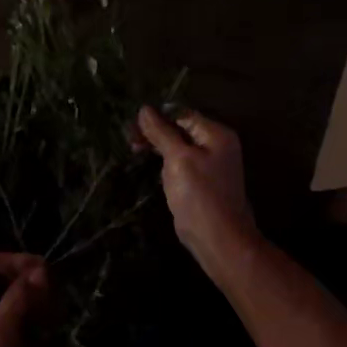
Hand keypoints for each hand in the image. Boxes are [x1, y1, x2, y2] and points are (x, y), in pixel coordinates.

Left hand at [0, 252, 48, 346]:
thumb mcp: (0, 336)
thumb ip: (19, 298)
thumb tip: (41, 270)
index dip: (17, 262)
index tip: (48, 272)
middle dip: (26, 281)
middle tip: (55, 292)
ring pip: (6, 301)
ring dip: (30, 300)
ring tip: (53, 308)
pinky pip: (10, 322)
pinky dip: (28, 319)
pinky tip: (45, 325)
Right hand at [135, 106, 259, 269]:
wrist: (217, 237)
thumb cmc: (199, 194)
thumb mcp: (178, 158)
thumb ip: (162, 133)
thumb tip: (145, 109)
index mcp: (216, 134)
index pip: (182, 114)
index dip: (157, 117)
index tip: (132, 126)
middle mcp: (216, 145)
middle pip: (180, 128)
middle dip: (154, 131)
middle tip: (129, 139)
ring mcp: (208, 164)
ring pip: (178, 146)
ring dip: (156, 145)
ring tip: (133, 148)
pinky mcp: (199, 181)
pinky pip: (179, 162)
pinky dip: (163, 160)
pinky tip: (147, 162)